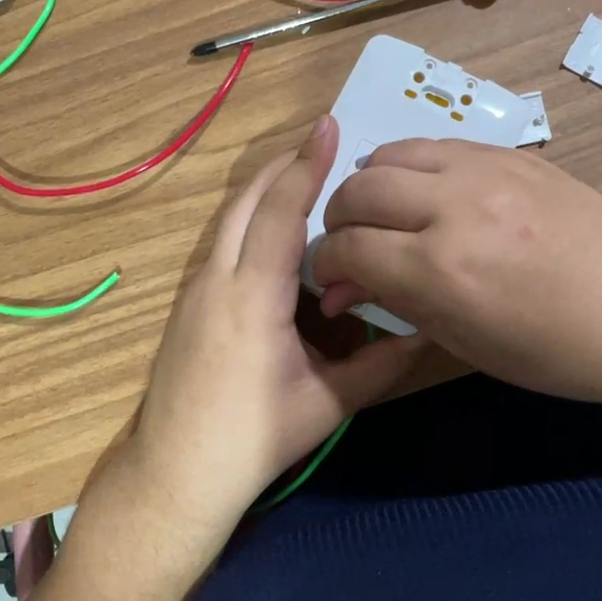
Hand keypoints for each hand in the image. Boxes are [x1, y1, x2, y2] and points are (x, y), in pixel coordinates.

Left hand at [128, 116, 421, 526]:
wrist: (175, 474)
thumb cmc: (254, 439)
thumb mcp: (327, 404)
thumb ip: (379, 366)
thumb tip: (427, 333)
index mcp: (253, 295)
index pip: (281, 211)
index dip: (307, 166)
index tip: (328, 126)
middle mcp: (217, 279)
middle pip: (246, 202)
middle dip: (282, 167)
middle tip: (321, 145)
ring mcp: (195, 292)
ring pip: (229, 222)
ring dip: (264, 193)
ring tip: (303, 182)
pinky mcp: (186, 308)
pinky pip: (222, 246)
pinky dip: (250, 224)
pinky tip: (275, 241)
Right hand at [312, 139, 601, 398]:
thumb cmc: (555, 352)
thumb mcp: (464, 341)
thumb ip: (395, 301)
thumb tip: (339, 286)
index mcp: (441, 270)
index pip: (347, 247)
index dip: (326, 265)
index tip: (330, 278)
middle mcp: (455, 207)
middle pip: (358, 190)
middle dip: (338, 220)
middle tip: (349, 245)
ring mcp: (485, 170)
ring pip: (391, 154)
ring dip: (371, 183)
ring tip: (381, 213)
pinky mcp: (509, 152)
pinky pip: (436, 144)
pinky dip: (412, 166)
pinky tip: (424, 193)